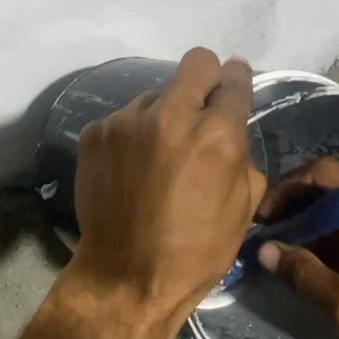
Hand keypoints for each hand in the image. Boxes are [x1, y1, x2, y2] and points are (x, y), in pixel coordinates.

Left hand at [68, 48, 266, 338]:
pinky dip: (132, 136)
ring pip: (154, 95)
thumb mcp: (243, 207)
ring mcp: (127, 120)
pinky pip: (124, 119)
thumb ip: (241, 156)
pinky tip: (130, 167)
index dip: (238, 78)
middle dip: (205, 76)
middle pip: (195, 62)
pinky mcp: (96, 132)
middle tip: (201, 103)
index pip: (234, 81)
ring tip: (157, 153)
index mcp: (216, 135)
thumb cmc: (196, 251)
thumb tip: (232, 131)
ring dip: (163, 114)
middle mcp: (170, 116)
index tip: (234, 79)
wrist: (125, 275)